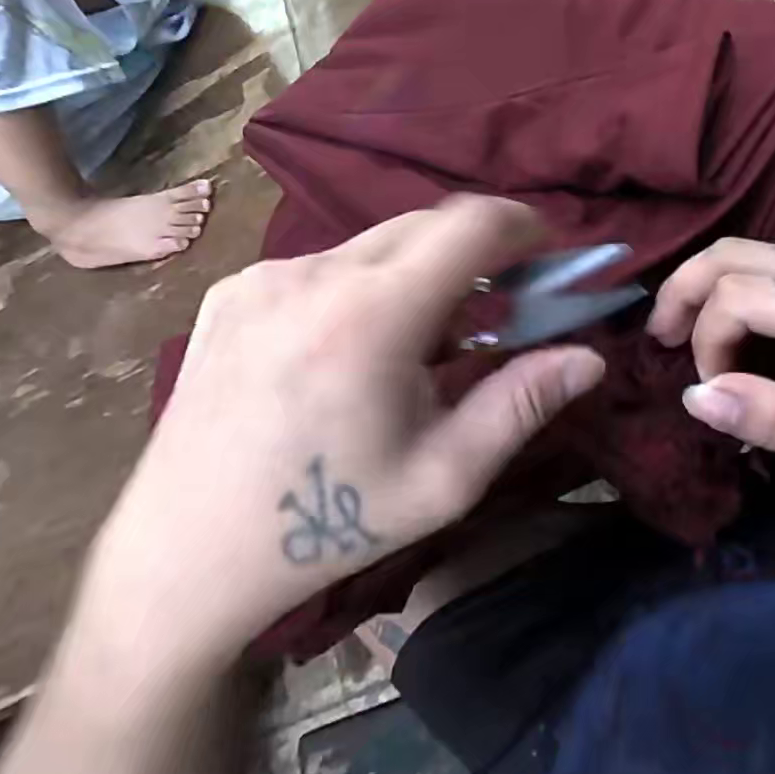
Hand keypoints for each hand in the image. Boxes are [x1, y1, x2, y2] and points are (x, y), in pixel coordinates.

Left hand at [84, 197, 605, 644]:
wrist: (186, 550)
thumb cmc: (327, 525)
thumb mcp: (442, 477)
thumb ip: (520, 403)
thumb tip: (588, 357)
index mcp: (372, 314)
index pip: (470, 223)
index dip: (522, 225)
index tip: (547, 253)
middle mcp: (313, 272)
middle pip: (424, 225)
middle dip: (475, 254)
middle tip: (495, 309)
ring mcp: (263, 275)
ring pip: (372, 245)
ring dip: (416, 273)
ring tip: (418, 341)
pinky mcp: (232, 289)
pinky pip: (321, 266)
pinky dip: (360, 287)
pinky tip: (347, 349)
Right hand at [647, 239, 774, 487]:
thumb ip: (769, 420)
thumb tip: (693, 397)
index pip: (740, 297)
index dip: (708, 339)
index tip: (713, 387)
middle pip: (730, 255)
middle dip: (682, 293)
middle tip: (662, 339)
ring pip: (738, 250)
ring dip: (697, 287)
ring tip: (678, 331)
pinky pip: (757, 261)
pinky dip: (721, 287)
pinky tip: (715, 324)